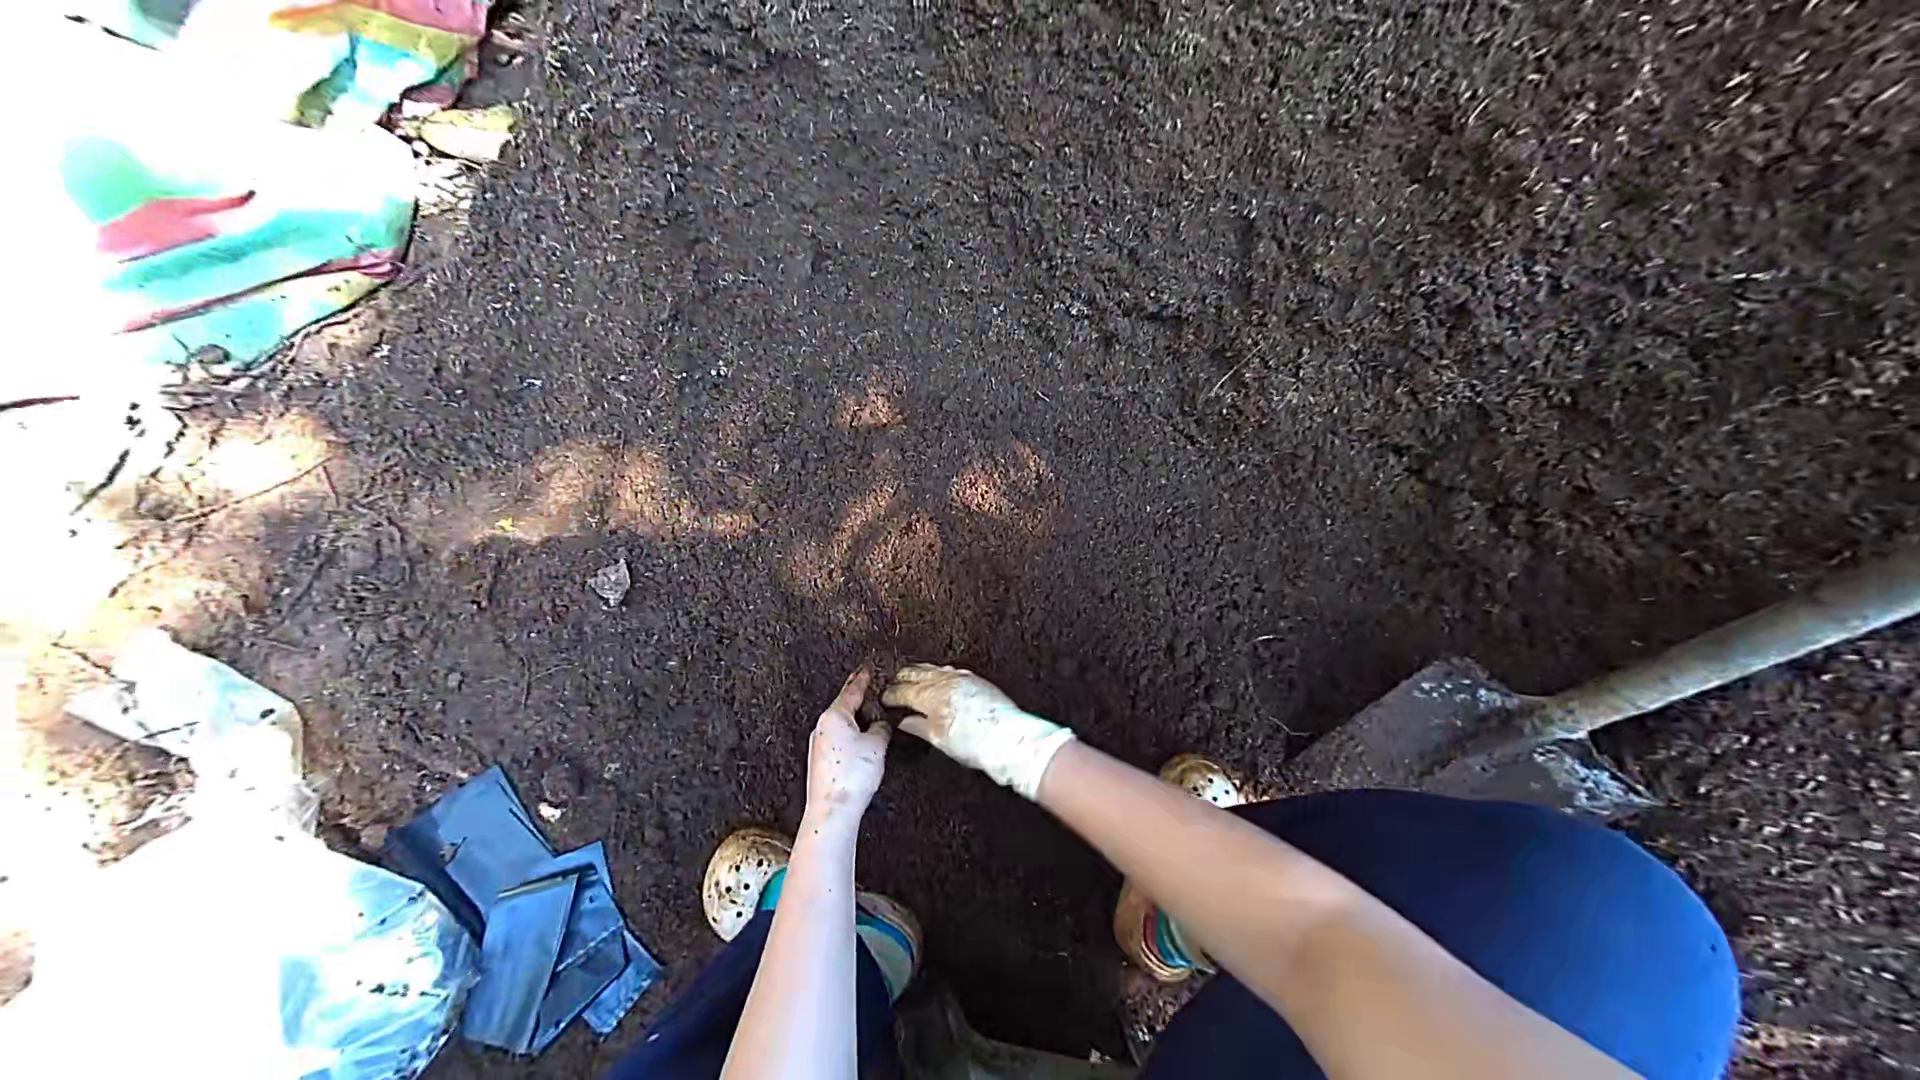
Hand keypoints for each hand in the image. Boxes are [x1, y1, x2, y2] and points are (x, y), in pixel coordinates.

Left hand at [805, 668, 890, 824]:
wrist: (833, 810)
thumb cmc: (851, 776)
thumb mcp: (877, 744)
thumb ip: (881, 728)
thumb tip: (881, 725)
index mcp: (834, 716)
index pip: (852, 690)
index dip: (863, 679)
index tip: (868, 669)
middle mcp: (822, 727)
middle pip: (844, 706)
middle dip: (860, 700)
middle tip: (873, 690)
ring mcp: (819, 744)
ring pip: (841, 724)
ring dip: (856, 720)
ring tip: (873, 719)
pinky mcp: (820, 760)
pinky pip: (838, 739)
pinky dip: (851, 736)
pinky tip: (862, 744)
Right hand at [883, 664, 1074, 799]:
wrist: (1008, 738)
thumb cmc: (975, 742)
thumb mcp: (938, 739)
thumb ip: (919, 726)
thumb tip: (905, 721)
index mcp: (930, 695)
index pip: (904, 691)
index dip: (892, 694)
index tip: (885, 696)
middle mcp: (945, 681)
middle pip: (917, 673)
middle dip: (903, 676)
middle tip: (894, 680)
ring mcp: (961, 678)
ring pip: (934, 669)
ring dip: (921, 671)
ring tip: (913, 673)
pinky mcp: (975, 680)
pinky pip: (950, 670)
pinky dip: (939, 671)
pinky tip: (941, 675)